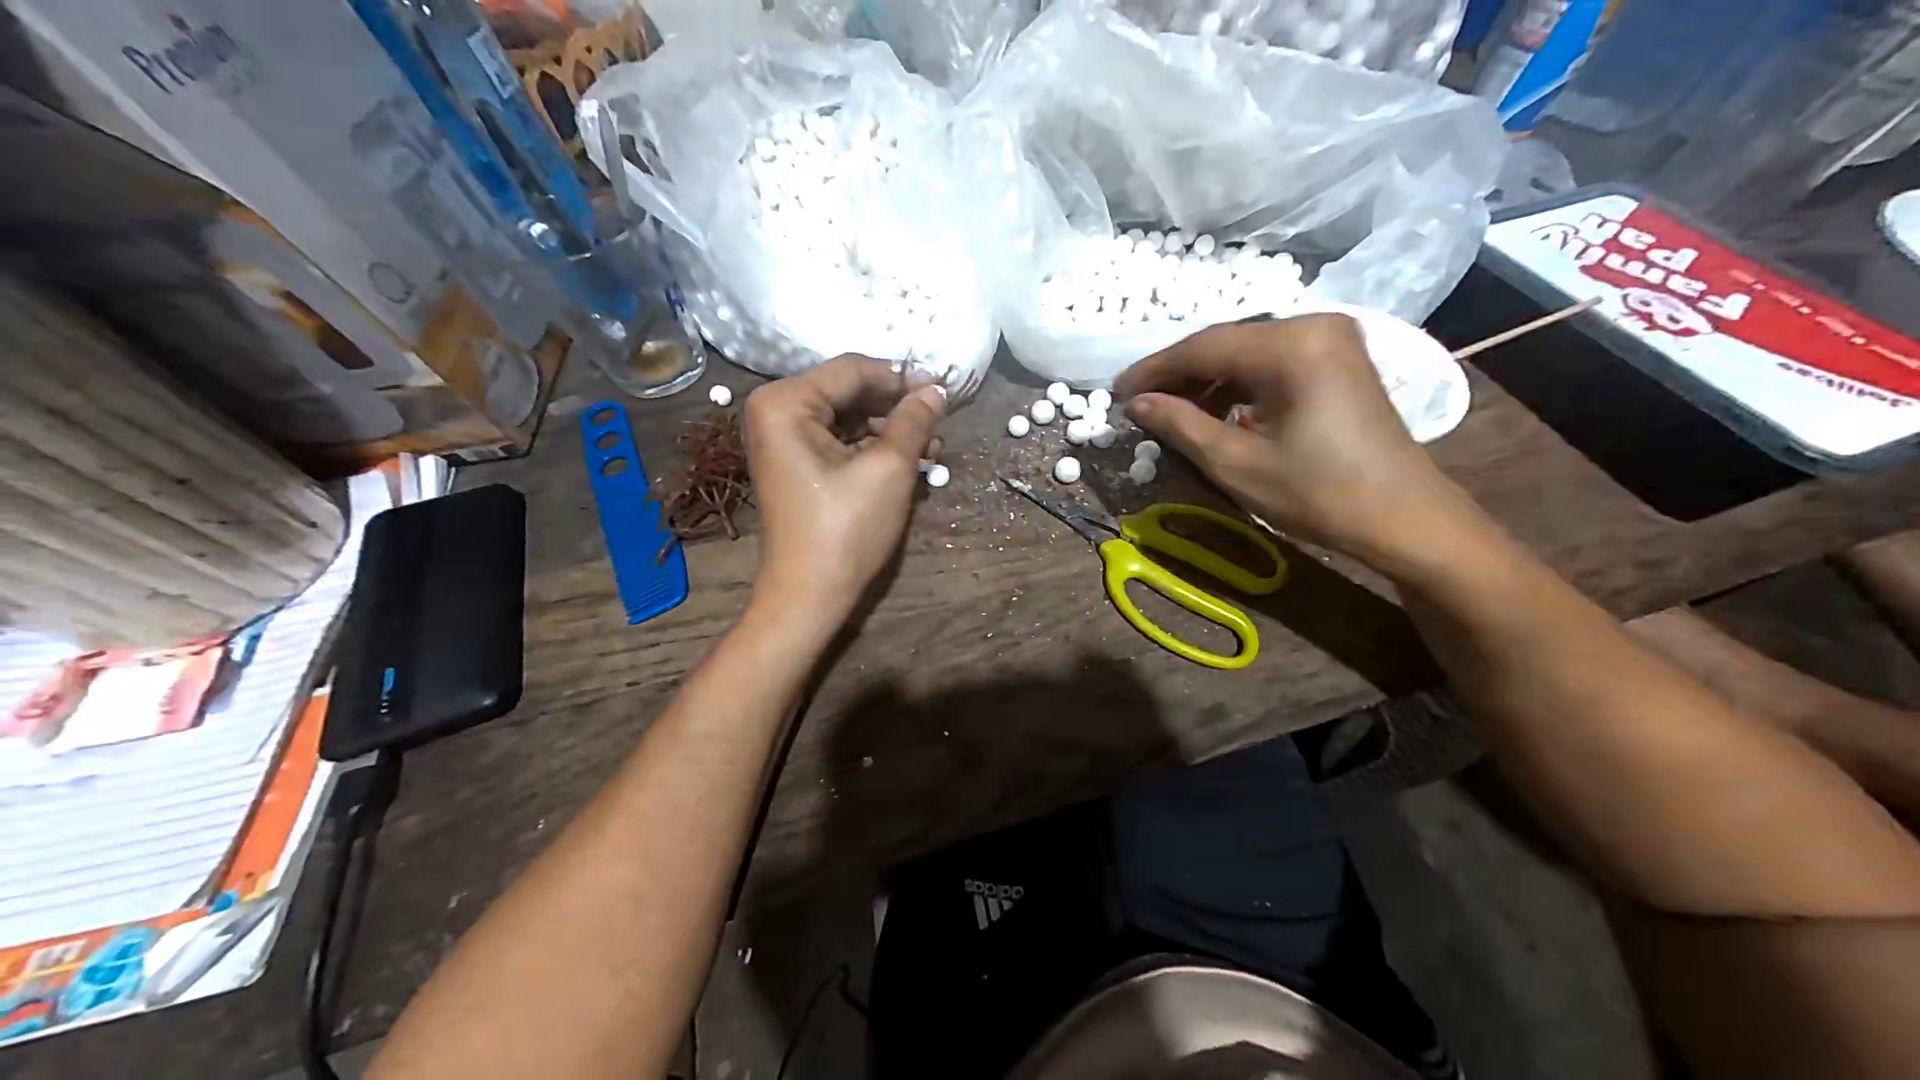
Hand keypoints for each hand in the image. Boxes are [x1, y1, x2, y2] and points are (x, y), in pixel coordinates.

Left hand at [743, 355, 945, 628]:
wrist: (809, 596)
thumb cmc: (845, 530)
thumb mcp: (888, 468)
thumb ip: (914, 420)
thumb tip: (937, 389)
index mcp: (785, 403)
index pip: (853, 369)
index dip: (901, 377)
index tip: (943, 389)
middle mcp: (776, 412)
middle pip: (849, 391)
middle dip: (897, 406)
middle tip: (940, 422)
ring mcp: (784, 439)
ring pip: (849, 417)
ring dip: (891, 429)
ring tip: (932, 448)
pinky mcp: (797, 464)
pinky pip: (840, 440)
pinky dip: (873, 447)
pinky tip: (910, 461)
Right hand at [1114, 314, 1478, 569]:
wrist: (1405, 518)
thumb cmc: (1319, 494)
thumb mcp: (1235, 464)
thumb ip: (1179, 425)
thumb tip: (1136, 404)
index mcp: (1292, 345)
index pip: (1204, 347)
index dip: (1154, 370)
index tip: (1115, 393)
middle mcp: (1314, 325)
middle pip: (1226, 343)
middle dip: (1178, 375)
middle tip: (1139, 404)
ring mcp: (1331, 340)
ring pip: (1247, 352)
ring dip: (1206, 381)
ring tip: (1169, 412)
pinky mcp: (1338, 359)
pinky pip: (1271, 362)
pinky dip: (1237, 385)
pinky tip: (1213, 411)